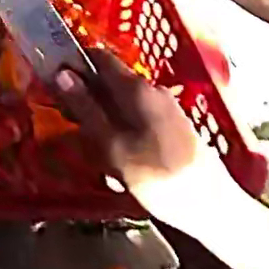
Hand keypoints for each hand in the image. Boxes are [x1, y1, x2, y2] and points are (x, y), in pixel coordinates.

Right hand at [52, 49, 243, 232]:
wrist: (215, 211)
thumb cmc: (158, 178)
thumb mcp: (112, 146)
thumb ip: (86, 109)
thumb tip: (62, 73)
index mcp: (138, 88)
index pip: (99, 57)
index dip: (74, 64)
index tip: (53, 83)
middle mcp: (153, 90)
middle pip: (109, 84)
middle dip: (87, 105)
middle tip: (75, 133)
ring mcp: (165, 109)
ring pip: (121, 108)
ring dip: (104, 128)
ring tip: (100, 164)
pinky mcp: (173, 129)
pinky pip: (136, 124)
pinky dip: (122, 139)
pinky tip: (120, 172)